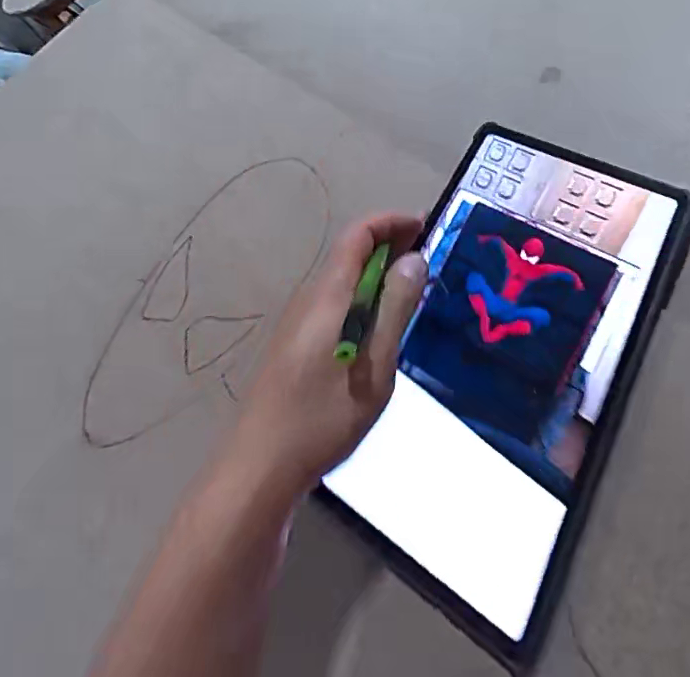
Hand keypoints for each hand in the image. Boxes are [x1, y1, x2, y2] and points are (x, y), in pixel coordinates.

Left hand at [218, 212, 427, 501]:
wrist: (259, 468)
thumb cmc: (321, 418)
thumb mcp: (374, 367)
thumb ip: (394, 310)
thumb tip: (415, 258)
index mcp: (327, 296)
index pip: (358, 235)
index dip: (392, 222)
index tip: (426, 227)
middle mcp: (309, 298)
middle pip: (350, 254)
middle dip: (391, 248)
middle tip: (430, 265)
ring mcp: (299, 321)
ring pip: (344, 281)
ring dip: (380, 277)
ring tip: (414, 298)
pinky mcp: (297, 344)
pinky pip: (336, 304)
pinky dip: (365, 300)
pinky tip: (382, 331)